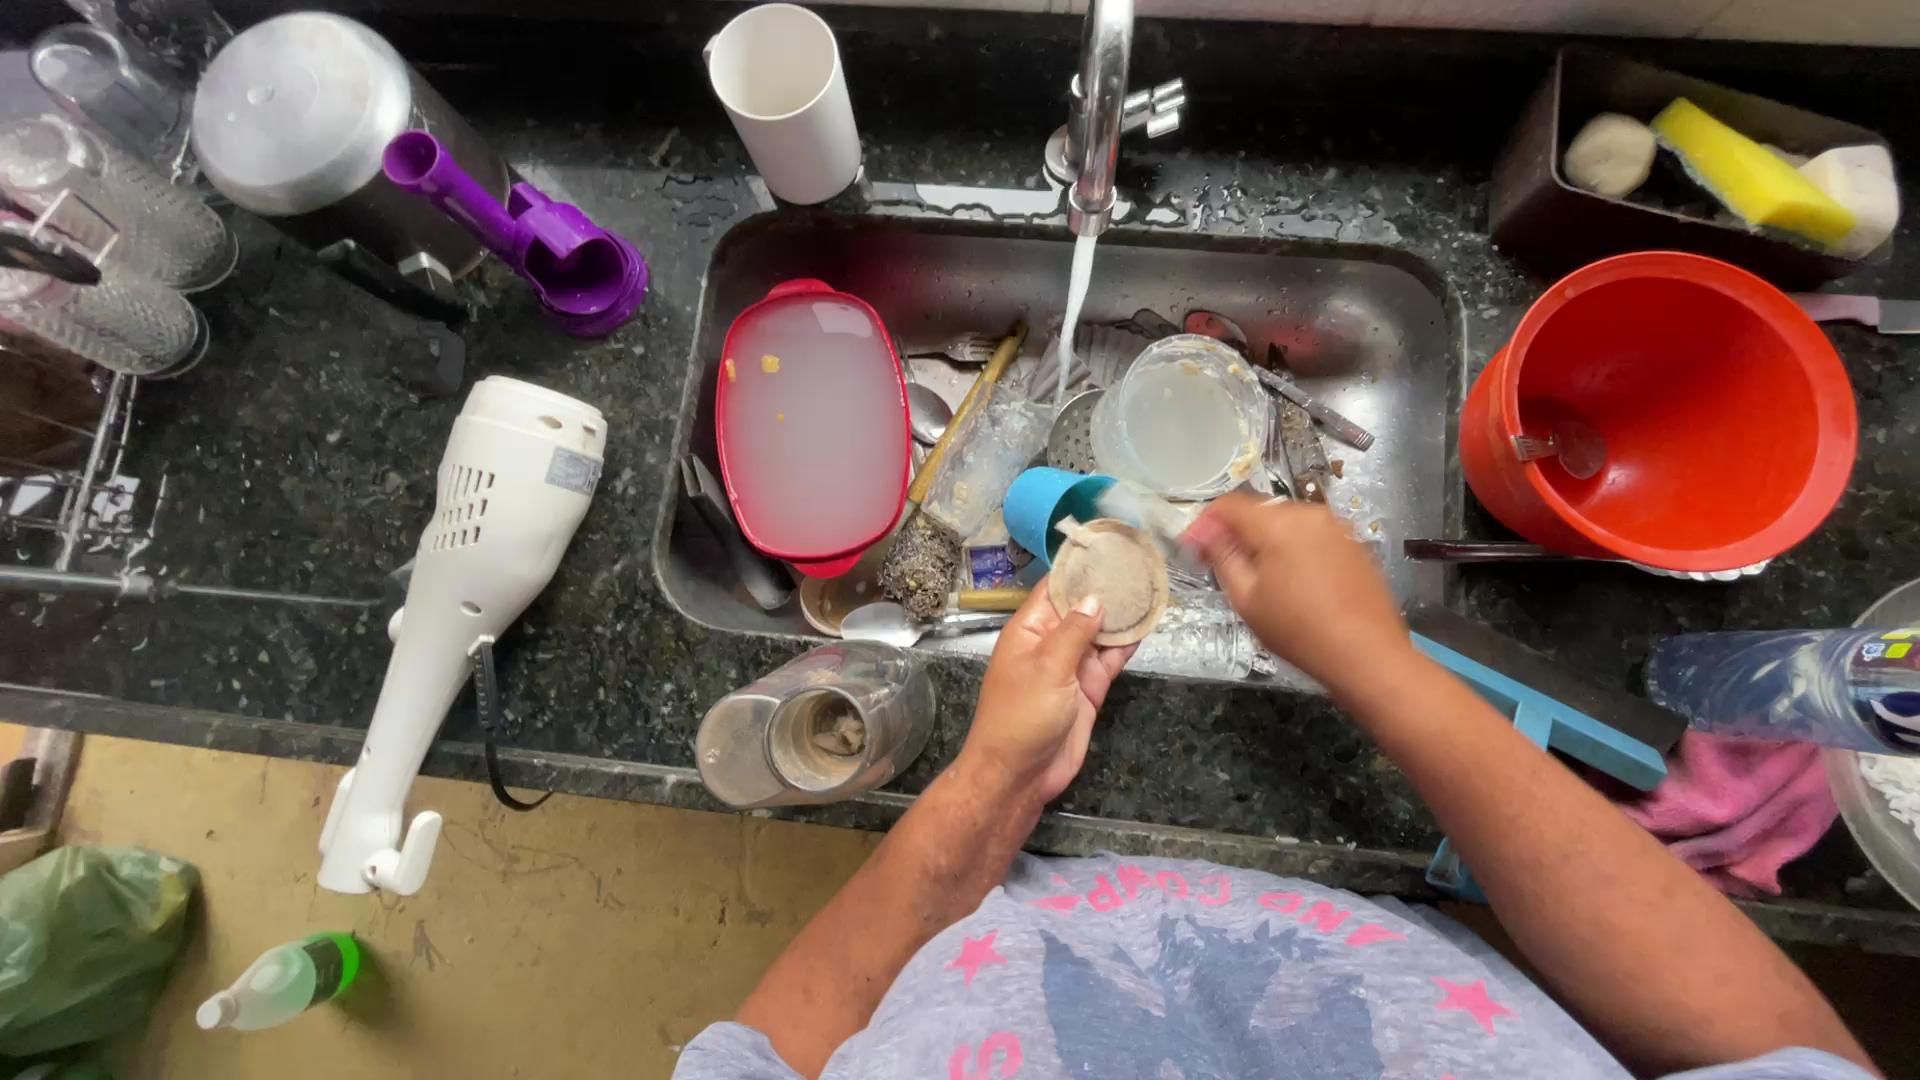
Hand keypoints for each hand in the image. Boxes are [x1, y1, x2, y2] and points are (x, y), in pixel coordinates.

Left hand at [959, 580, 1137, 807]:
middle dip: (1107, 589)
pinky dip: (1127, 644)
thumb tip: (1095, 598)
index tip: (1106, 549)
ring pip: (1100, 632)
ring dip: (1122, 615)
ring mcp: (1071, 665)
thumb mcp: (1047, 667)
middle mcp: (1050, 641)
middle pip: (1082, 607)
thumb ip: (1075, 632)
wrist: (1021, 773)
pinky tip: (1147, 625)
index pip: (1055, 588)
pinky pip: (1110, 658)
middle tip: (1139, 565)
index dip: (1078, 569)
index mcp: (1029, 629)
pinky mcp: (1089, 688)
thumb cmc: (1021, 716)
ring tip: (1150, 588)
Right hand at [1182, 494, 1411, 693]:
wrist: (1368, 655)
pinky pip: (1310, 535)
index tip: (1192, 545)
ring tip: (1255, 576)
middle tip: (1219, 563)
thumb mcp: (1246, 598)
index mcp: (1279, 524)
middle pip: (1258, 511)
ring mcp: (1336, 528)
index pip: (1228, 504)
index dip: (1204, 522)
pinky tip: (1290, 581)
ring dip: (1263, 540)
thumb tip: (1202, 533)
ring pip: (1284, 522)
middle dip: (1235, 532)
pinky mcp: (1353, 543)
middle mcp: (1310, 515)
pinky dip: (1291, 548)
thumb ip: (1221, 556)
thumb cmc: (1300, 631)